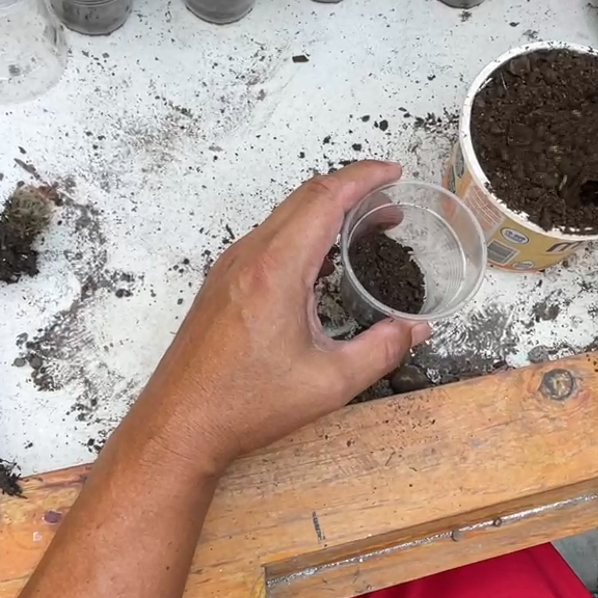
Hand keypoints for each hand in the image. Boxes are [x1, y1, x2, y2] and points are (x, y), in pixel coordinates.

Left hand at [121, 161, 429, 476]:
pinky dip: (301, 235)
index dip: (364, 177)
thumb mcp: (329, 383)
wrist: (181, 424)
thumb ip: (382, 350)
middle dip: (352, 193)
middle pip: (304, 199)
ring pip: (283, 218)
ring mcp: (230, 269)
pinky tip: (320, 263)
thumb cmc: (245, 404)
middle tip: (388, 209)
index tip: (393, 173)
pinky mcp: (222, 285)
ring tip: (362, 232)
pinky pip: (266, 241)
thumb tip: (415, 329)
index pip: (325, 197)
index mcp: (276, 269)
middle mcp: (248, 257)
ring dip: (325, 215)